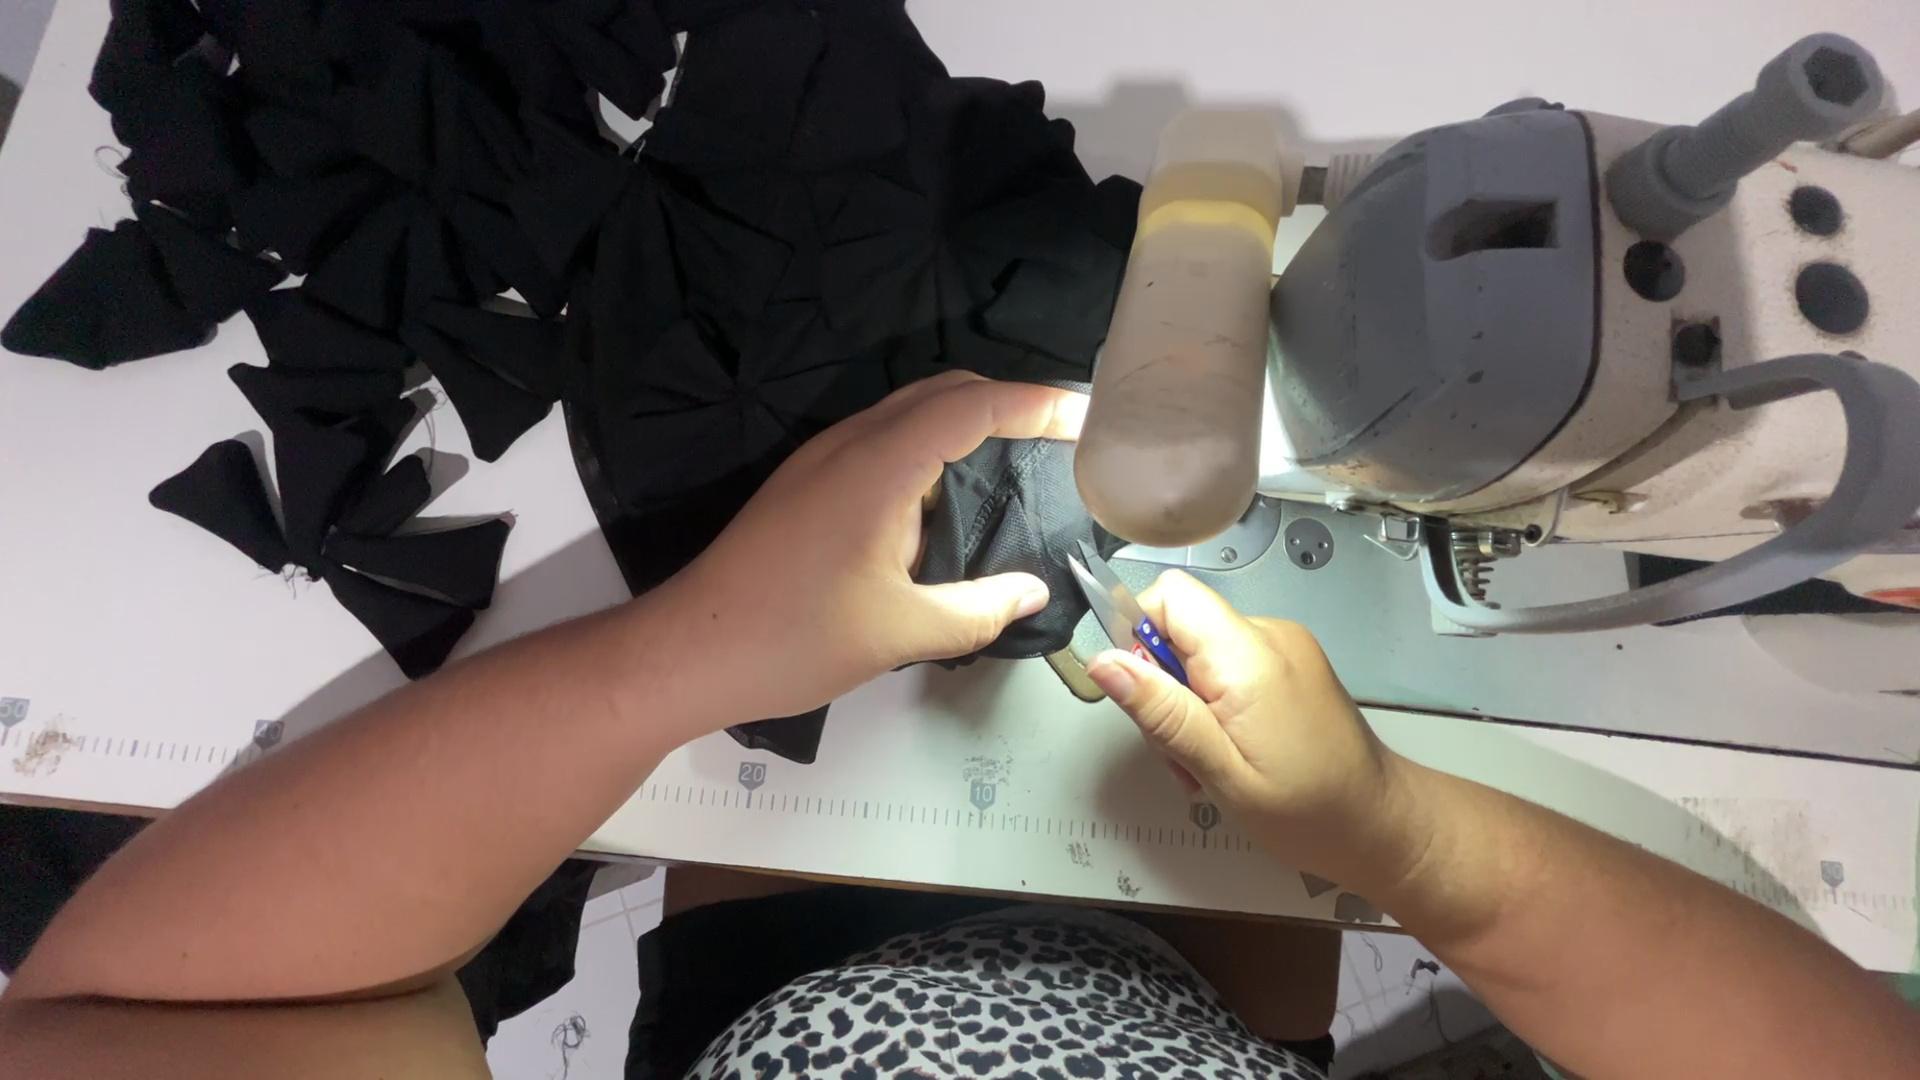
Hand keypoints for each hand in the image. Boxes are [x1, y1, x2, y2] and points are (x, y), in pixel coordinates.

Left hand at [662, 372, 1086, 725]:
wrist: (689, 650)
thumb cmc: (795, 638)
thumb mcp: (902, 630)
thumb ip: (979, 608)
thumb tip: (1033, 592)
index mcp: (879, 465)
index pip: (971, 405)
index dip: (1035, 403)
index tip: (1084, 417)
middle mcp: (850, 443)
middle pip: (942, 390)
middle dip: (1007, 401)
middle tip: (1057, 437)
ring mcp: (822, 459)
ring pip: (909, 412)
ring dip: (965, 422)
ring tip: (1015, 461)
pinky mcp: (808, 482)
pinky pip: (883, 441)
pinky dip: (930, 449)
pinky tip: (947, 497)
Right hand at [1085, 571, 1420, 885]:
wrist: (1383, 828)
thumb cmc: (1308, 810)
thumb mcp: (1220, 770)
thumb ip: (1161, 711)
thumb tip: (1103, 662)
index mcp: (1248, 655)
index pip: (1170, 594)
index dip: (1141, 632)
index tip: (1146, 692)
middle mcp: (1267, 634)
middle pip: (1178, 625)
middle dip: (1161, 683)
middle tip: (1180, 747)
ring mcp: (1281, 645)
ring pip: (1195, 648)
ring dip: (1184, 700)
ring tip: (1207, 758)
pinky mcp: (1287, 661)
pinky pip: (1224, 661)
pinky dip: (1210, 700)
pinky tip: (1226, 746)